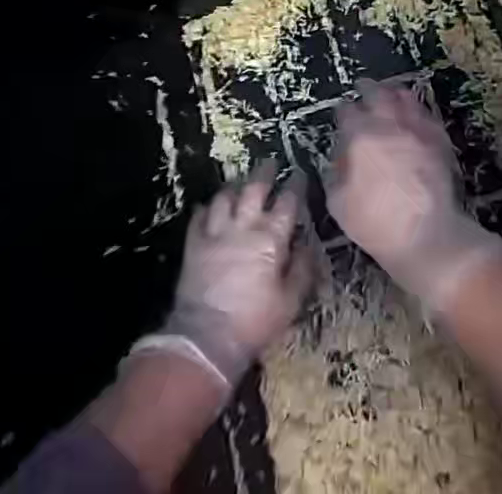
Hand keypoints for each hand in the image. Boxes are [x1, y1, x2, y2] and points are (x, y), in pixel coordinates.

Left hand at [134, 162, 312, 389]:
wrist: (205, 340)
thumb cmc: (255, 320)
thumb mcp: (292, 299)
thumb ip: (303, 268)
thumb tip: (307, 244)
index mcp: (272, 237)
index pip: (288, 201)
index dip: (296, 185)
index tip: (300, 175)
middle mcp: (244, 227)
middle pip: (255, 189)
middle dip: (265, 172)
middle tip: (271, 162)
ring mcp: (216, 234)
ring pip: (224, 198)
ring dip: (234, 187)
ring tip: (240, 182)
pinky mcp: (194, 246)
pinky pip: (198, 218)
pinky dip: (205, 209)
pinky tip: (208, 207)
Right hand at [328, 81, 501, 313]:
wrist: (425, 233)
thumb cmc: (375, 223)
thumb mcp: (338, 202)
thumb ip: (337, 171)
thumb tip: (343, 155)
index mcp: (361, 138)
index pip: (348, 112)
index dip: (343, 110)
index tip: (342, 111)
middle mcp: (390, 126)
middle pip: (378, 95)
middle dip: (368, 88)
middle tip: (363, 85)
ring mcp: (417, 130)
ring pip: (406, 99)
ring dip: (395, 92)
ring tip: (390, 91)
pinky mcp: (438, 139)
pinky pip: (426, 115)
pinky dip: (417, 109)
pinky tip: (415, 112)